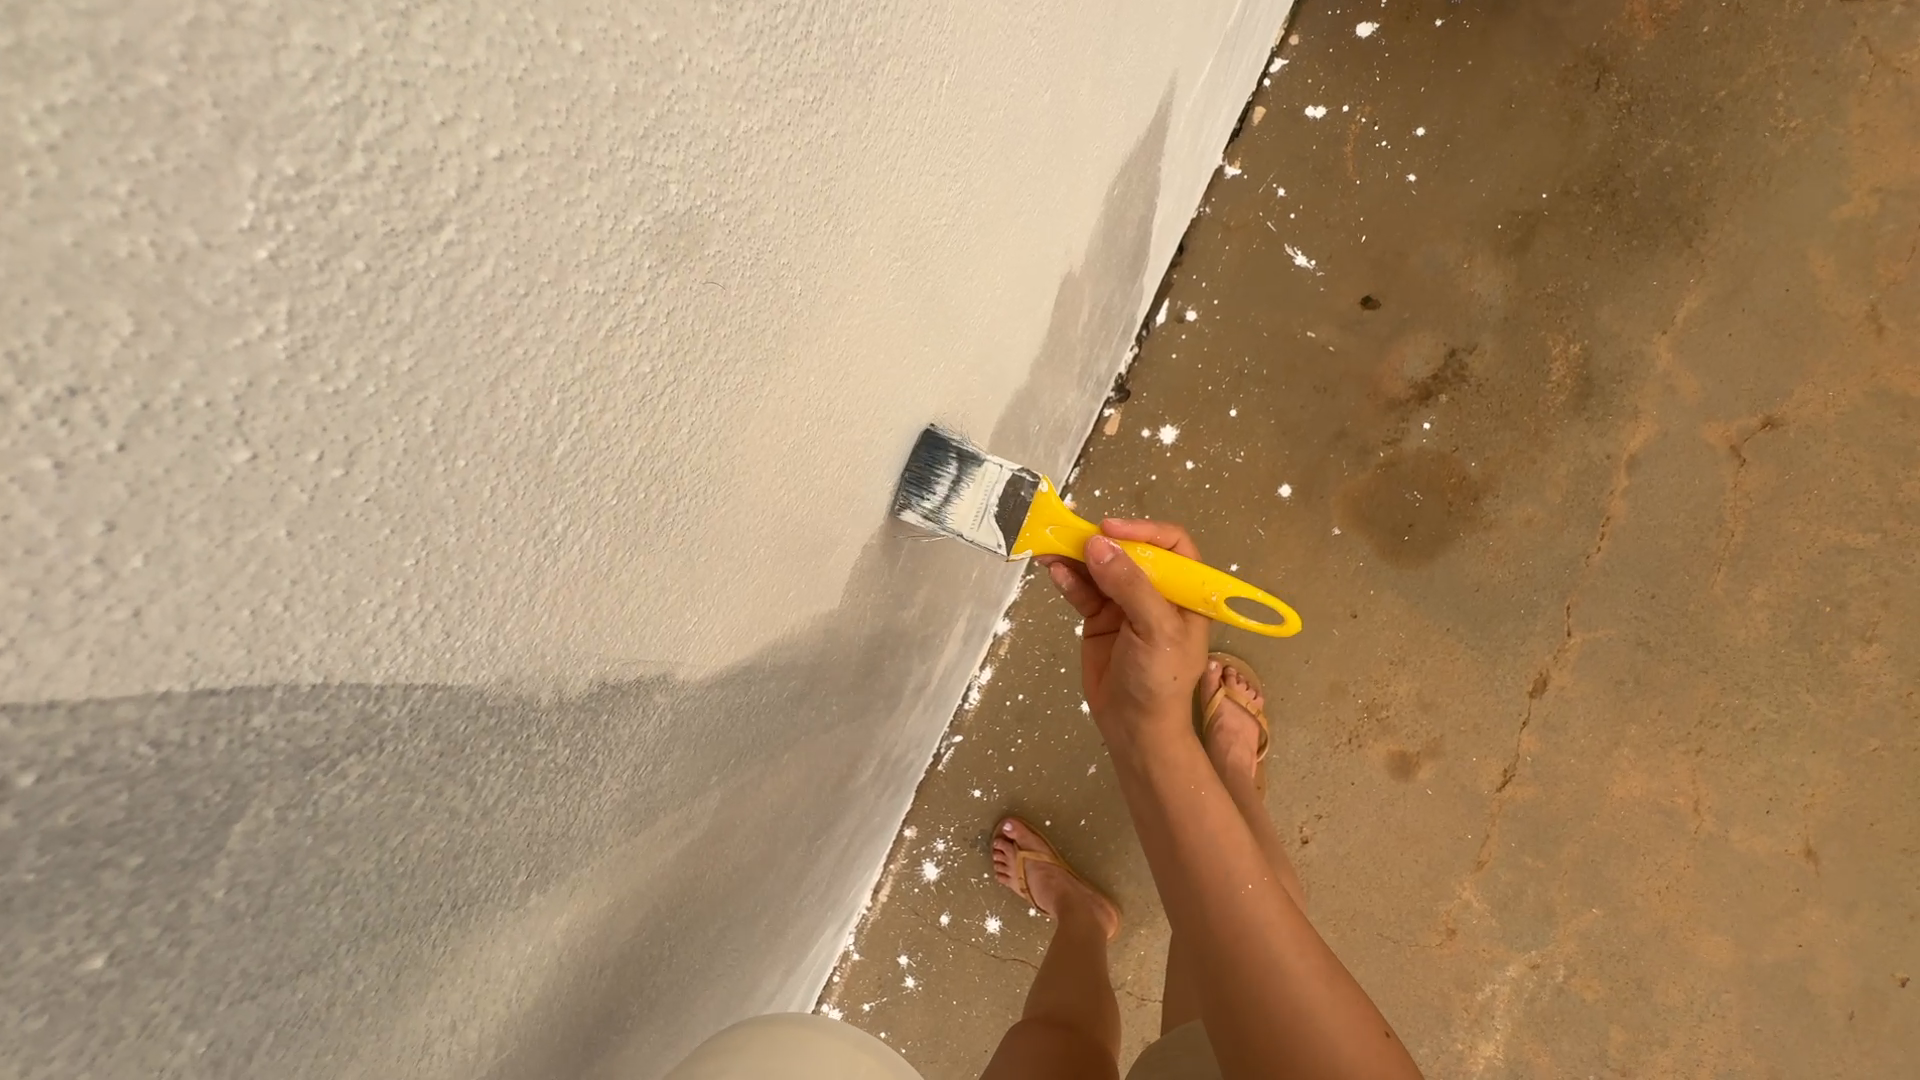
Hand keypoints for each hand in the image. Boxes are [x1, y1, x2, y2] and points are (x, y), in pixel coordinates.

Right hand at [1037, 519, 1210, 745]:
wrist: (1134, 728)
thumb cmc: (1159, 680)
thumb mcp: (1155, 630)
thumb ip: (1129, 586)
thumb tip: (1097, 545)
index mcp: (1184, 591)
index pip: (1171, 545)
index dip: (1142, 531)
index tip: (1109, 529)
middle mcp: (1157, 591)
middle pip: (1129, 551)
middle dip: (1101, 541)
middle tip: (1070, 534)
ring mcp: (1125, 604)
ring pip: (1101, 568)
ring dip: (1077, 557)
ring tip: (1051, 549)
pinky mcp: (1099, 618)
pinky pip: (1083, 590)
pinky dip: (1068, 578)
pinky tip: (1054, 571)